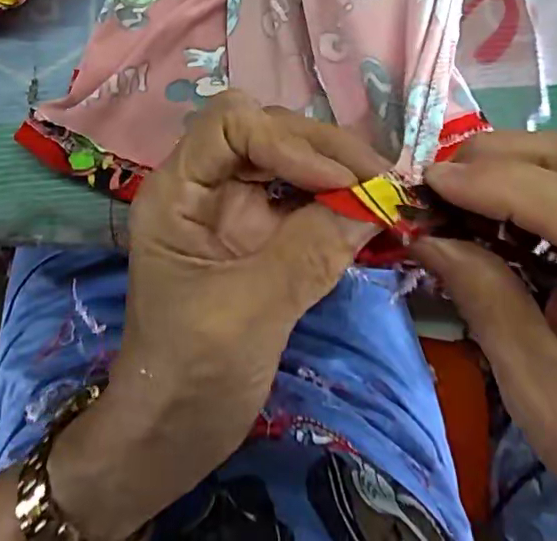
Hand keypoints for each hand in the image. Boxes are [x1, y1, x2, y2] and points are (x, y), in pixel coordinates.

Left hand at [50, 91, 385, 539]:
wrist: (172, 430)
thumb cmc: (191, 373)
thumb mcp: (250, 313)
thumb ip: (308, 253)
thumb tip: (374, 202)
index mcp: (176, 192)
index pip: (227, 125)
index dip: (283, 139)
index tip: (338, 180)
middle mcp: (203, 185)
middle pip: (261, 131)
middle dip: (320, 147)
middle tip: (381, 180)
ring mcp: (231, 206)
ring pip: (284, 156)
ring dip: (333, 166)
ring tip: (383, 191)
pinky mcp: (257, 232)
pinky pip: (299, 195)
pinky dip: (333, 196)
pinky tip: (365, 210)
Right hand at [410, 131, 556, 540]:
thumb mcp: (542, 405)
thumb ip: (490, 309)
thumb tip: (428, 234)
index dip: (514, 186)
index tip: (439, 183)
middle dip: (509, 159)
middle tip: (442, 183)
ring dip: (522, 160)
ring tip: (468, 191)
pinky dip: (541, 178)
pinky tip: (508, 209)